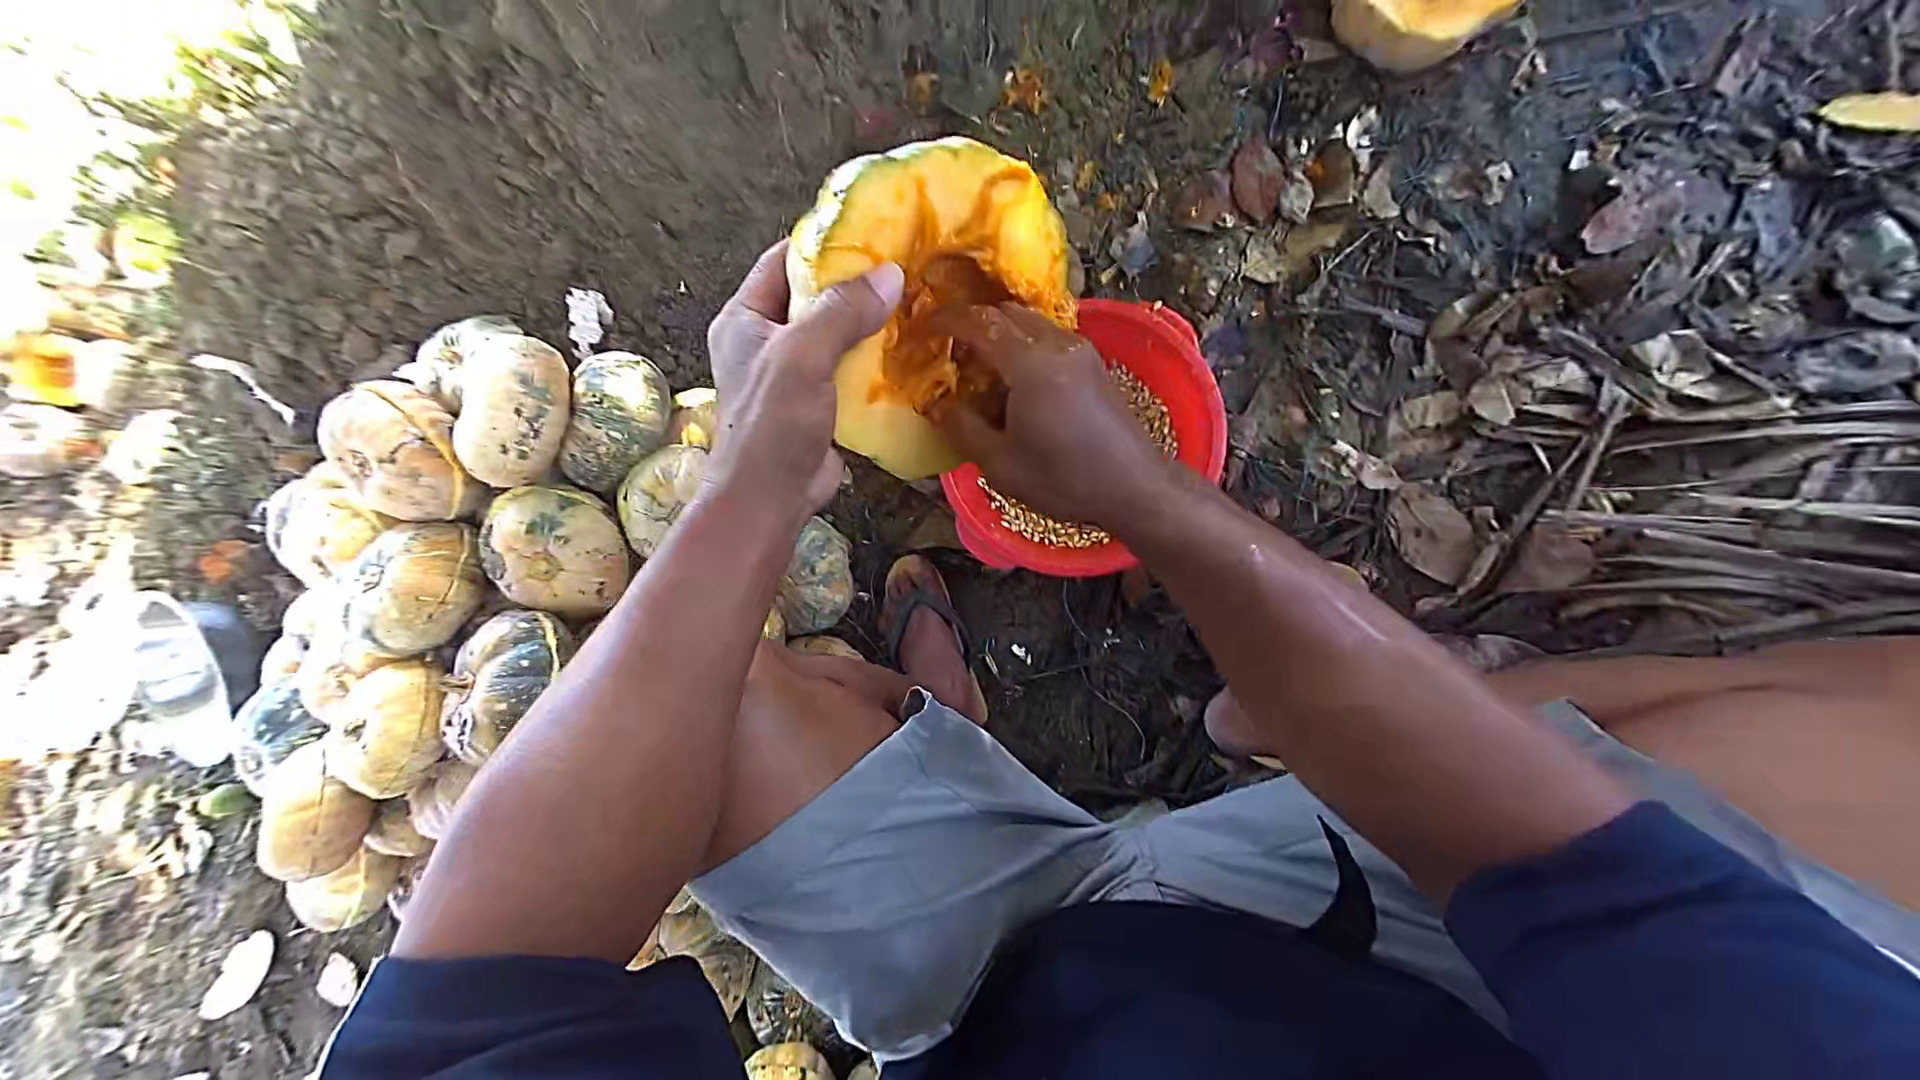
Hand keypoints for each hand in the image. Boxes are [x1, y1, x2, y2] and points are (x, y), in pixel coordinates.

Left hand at [704, 239, 903, 516]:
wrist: (770, 497)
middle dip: (854, 285)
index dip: (823, 245)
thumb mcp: (802, 356)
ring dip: (867, 324)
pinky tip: (905, 352)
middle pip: (814, 297)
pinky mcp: (817, 402)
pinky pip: (847, 369)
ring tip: (913, 305)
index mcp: (745, 318)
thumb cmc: (772, 424)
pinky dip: (872, 360)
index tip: (872, 234)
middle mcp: (766, 340)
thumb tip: (890, 273)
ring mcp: (792, 373)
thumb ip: (841, 312)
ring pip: (834, 335)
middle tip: (903, 270)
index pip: (783, 261)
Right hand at [928, 303, 1175, 525]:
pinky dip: (1021, 344)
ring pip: (1028, 322)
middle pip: (1005, 312)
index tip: (920, 329)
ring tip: (977, 367)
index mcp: (1031, 364)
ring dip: (998, 334)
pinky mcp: (1093, 363)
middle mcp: (1058, 344)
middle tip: (946, 352)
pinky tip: (1013, 379)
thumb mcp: (1001, 464)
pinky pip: (1047, 337)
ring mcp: (1080, 350)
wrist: (1135, 487)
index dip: (944, 320)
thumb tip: (936, 405)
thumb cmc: (1066, 480)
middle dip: (970, 324)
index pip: (979, 322)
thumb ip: (962, 428)